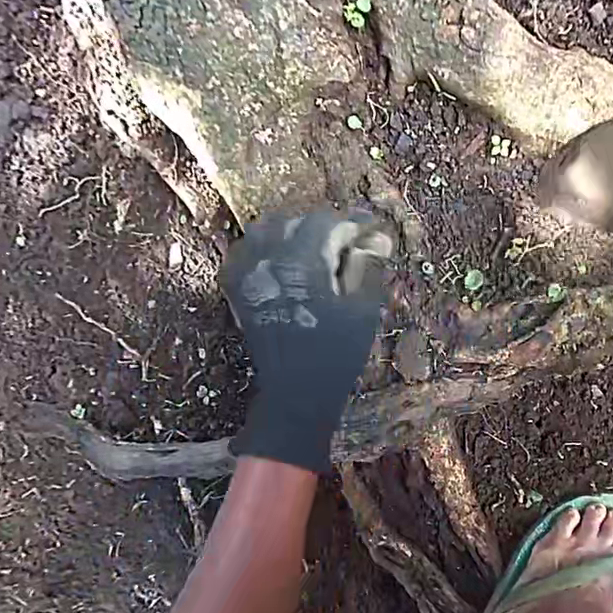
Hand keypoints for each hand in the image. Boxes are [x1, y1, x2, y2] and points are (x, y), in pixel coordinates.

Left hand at [222, 207, 392, 472]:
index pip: (325, 222)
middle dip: (322, 226)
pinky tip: (281, 258)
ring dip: (290, 231)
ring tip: (313, 245)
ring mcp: (247, 273)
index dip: (351, 222)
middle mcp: (268, 260)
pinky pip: (244, 252)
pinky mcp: (237, 288)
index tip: (369, 228)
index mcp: (301, 262)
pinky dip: (263, 246)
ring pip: (264, 230)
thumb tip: (376, 238)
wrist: (295, 392)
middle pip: (294, 221)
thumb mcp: (362, 310)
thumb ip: (367, 268)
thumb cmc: (336, 353)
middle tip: (345, 239)